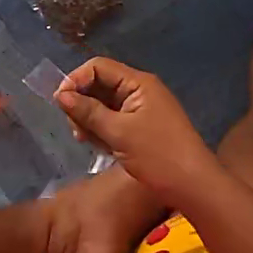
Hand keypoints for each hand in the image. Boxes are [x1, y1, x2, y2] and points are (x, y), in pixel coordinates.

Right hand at [53, 57, 217, 190]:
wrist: (192, 186)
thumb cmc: (157, 155)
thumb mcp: (118, 132)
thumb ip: (88, 111)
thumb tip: (61, 95)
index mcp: (138, 83)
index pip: (99, 67)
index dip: (76, 80)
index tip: (60, 102)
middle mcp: (139, 91)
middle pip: (99, 85)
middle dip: (82, 104)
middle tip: (75, 128)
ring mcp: (140, 110)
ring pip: (103, 105)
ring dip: (90, 120)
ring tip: (86, 140)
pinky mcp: (140, 128)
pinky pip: (113, 121)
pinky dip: (102, 131)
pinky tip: (100, 147)